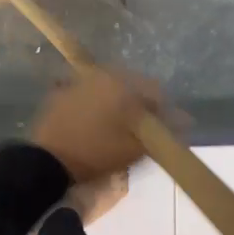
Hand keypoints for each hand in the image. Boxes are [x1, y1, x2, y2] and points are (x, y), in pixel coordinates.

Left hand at [28, 68, 160, 183]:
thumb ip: (162, 131)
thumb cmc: (96, 154)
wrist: (48, 160)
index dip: (163, 111)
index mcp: (122, 84)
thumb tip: (185, 120)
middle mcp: (101, 74)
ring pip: (109, 87)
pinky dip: (97, 103)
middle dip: (140, 104)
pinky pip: (88, 92)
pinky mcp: (61, 91)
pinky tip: (96, 122)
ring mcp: (78, 80)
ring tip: (118, 126)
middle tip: (141, 128)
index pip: (155, 91)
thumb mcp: (135, 147)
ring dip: (118, 102)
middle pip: (132, 85)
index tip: (163, 129)